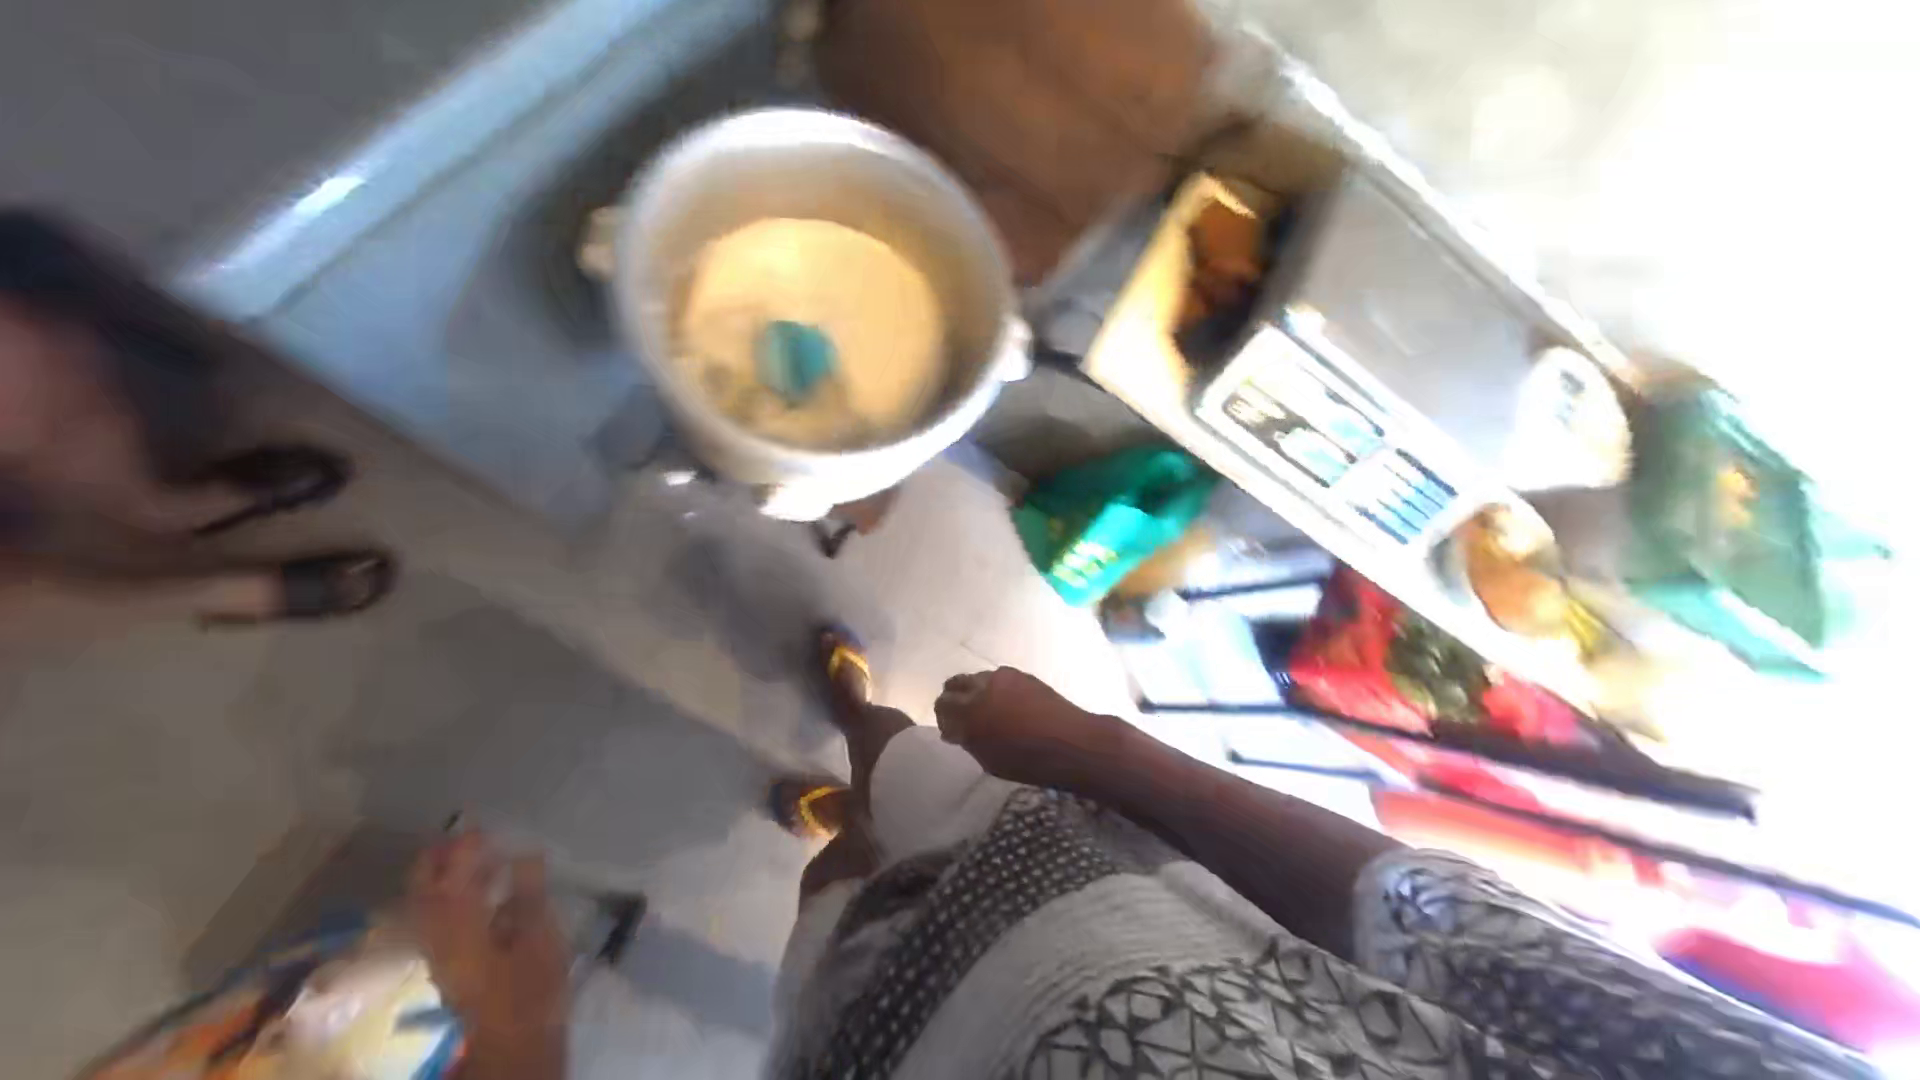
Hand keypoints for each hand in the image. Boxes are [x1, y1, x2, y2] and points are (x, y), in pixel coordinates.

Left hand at [407, 832, 568, 1061]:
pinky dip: (451, 896)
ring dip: (442, 877)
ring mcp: (440, 952)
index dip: (464, 851)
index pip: (454, 879)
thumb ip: (529, 893)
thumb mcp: (539, 935)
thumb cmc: (531, 984)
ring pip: (428, 906)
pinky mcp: (450, 963)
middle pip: (426, 894)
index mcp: (462, 927)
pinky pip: (438, 919)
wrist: (514, 1038)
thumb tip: (524, 854)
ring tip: (470, 854)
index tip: (481, 826)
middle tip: (461, 834)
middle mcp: (440, 937)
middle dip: (438, 862)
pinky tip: (478, 890)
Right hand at [933, 667, 1131, 789]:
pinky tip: (1005, 704)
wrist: (1073, 742)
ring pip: (977, 678)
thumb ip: (968, 741)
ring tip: (987, 711)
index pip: (942, 705)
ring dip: (974, 691)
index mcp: (970, 711)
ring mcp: (1003, 677)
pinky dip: (994, 688)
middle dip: (953, 698)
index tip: (950, 729)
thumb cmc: (1029, 762)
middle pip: (955, 684)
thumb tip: (954, 730)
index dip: (943, 717)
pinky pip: (997, 678)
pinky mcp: (1022, 675)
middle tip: (961, 716)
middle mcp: (982, 686)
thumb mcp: (989, 761)